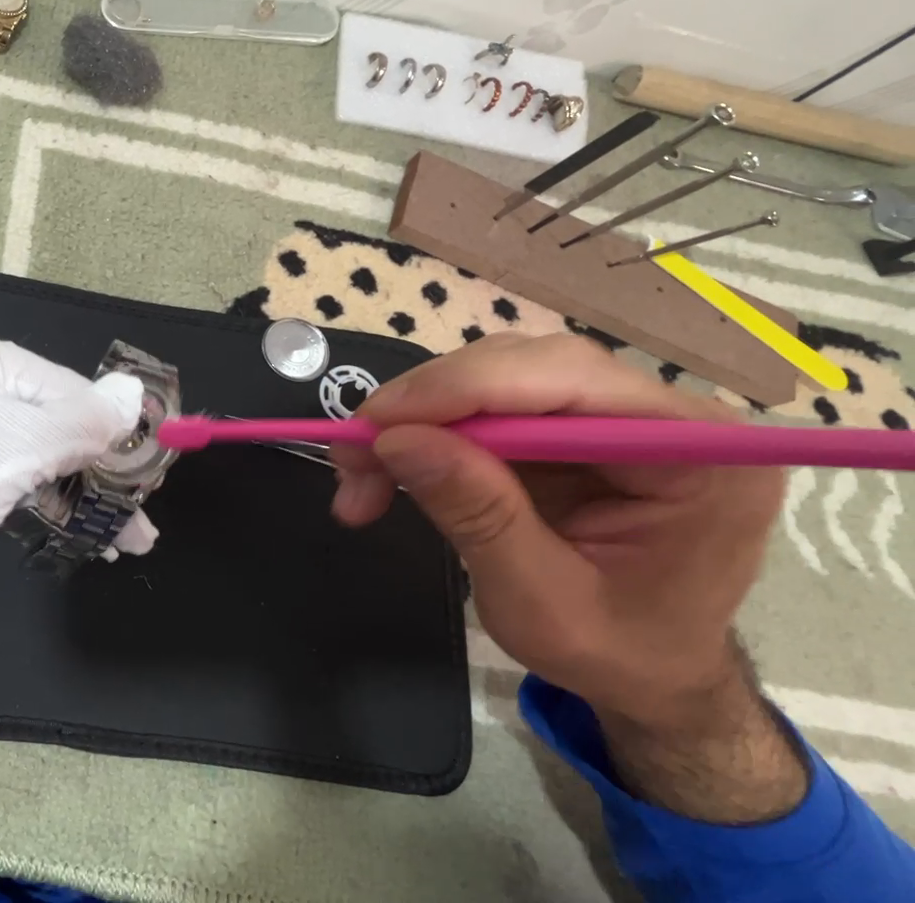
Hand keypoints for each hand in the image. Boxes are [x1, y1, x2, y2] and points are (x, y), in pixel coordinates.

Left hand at [0, 319, 151, 605]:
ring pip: (29, 444)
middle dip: (95, 470)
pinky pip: (1, 459)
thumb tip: (135, 398)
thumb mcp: (12, 452)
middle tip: (137, 523)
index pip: (64, 386)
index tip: (147, 487)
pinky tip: (71, 520)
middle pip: (49, 415)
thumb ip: (80, 423)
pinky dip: (35, 489)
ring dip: (72, 487)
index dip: (107, 437)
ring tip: (119, 536)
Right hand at [329, 333, 784, 733]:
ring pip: (486, 378)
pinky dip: (421, 436)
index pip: (567, 378)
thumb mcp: (541, 602)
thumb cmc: (617, 653)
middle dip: (423, 406)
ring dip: (411, 422)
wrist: (650, 678)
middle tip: (349, 457)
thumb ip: (479, 515)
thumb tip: (396, 439)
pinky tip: (386, 474)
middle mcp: (658, 415)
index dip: (462, 388)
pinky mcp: (565, 427)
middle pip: (519, 366)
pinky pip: (478, 406)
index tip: (374, 423)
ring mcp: (610, 415)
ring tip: (360, 478)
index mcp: (696, 454)